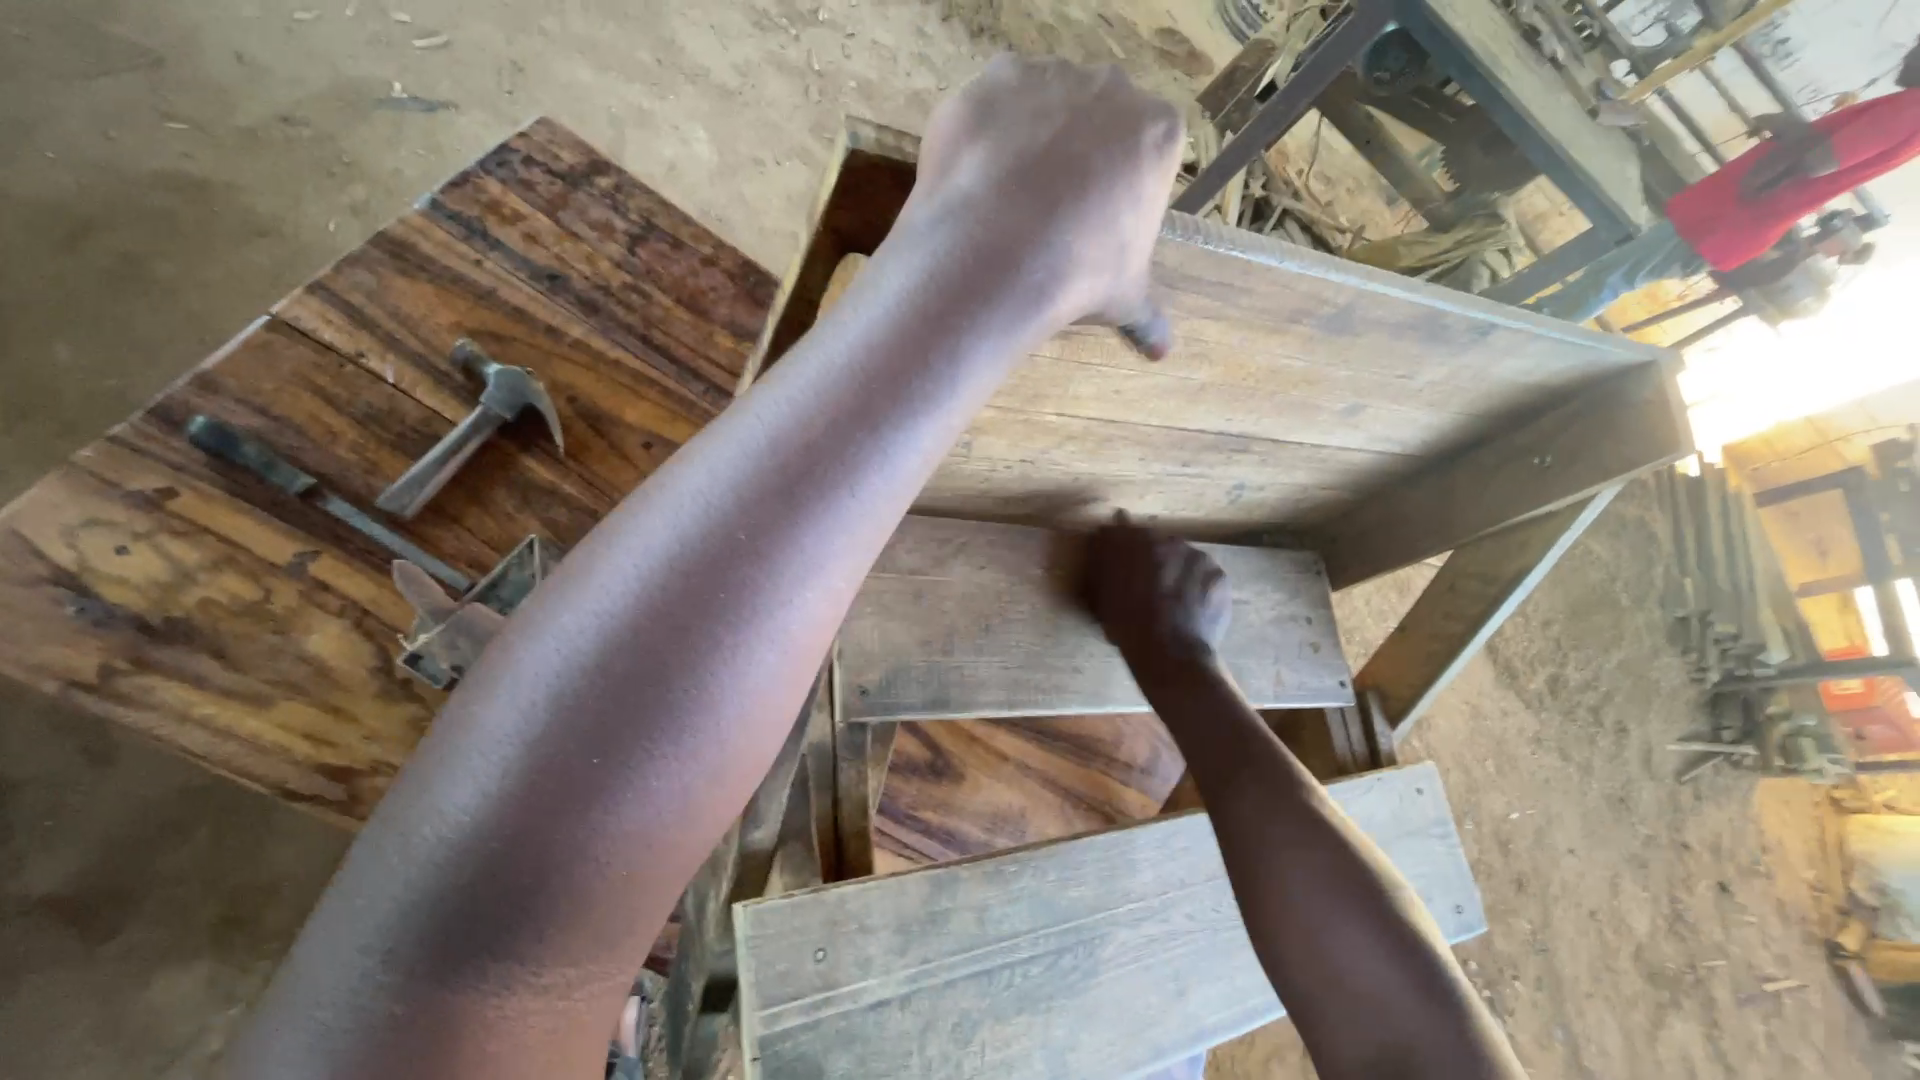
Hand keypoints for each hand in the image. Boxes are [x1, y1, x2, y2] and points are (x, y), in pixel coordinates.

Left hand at [902, 54, 1183, 357]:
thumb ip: (1146, 314)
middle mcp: (1110, 89)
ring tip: (1006, 199)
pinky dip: (983, 135)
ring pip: (1041, 104)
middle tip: (1047, 209)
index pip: (1144, 148)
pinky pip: (990, 105)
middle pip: (1095, 117)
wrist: (998, 253)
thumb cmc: (1079, 274)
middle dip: (1075, 155)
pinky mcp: (991, 81)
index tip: (1092, 220)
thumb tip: (1162, 352)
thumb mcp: (1123, 298)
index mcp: (1158, 132)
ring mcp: (1048, 76)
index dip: (1116, 185)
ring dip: (1029, 140)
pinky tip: (976, 181)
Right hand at [1082, 511, 1231, 667]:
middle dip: (1153, 560)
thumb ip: (1103, 560)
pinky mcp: (1221, 577)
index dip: (1122, 541)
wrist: (1171, 654)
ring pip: (1186, 560)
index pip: (1125, 527)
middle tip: (1149, 588)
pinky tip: (1191, 609)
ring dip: (1178, 573)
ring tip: (1173, 602)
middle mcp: (1171, 540)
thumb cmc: (1128, 625)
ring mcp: (1200, 557)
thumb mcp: (1103, 593)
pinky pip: (1205, 578)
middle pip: (1159, 545)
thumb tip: (1106, 534)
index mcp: (1138, 541)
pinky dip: (1198, 588)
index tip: (1119, 554)